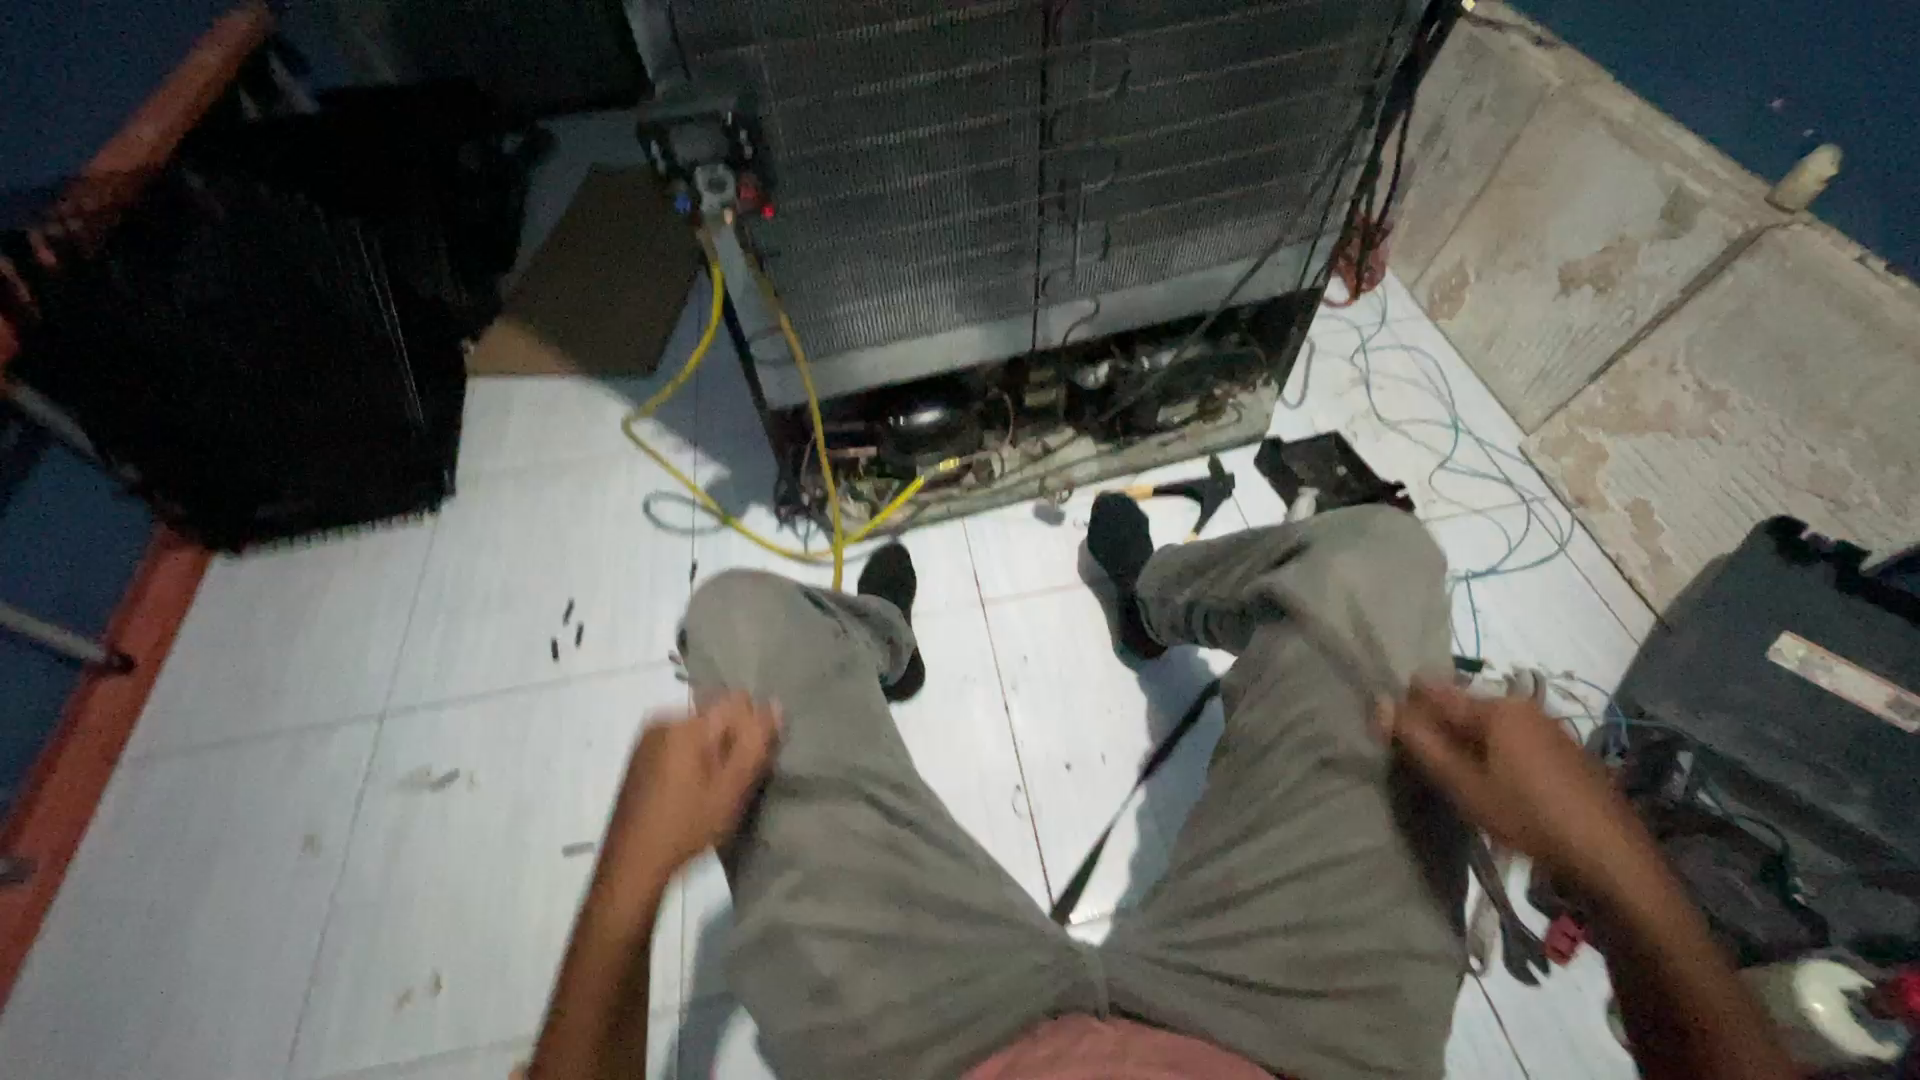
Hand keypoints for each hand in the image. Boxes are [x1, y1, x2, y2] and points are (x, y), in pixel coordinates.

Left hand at [603, 692, 782, 881]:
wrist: (632, 865)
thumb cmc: (687, 827)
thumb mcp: (732, 788)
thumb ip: (756, 742)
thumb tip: (775, 704)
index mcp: (687, 724)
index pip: (738, 702)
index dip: (752, 729)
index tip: (751, 762)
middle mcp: (664, 720)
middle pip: (717, 714)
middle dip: (731, 740)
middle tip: (730, 782)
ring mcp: (647, 738)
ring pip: (699, 729)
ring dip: (711, 750)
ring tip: (708, 790)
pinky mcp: (639, 756)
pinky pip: (679, 742)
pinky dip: (691, 757)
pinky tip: (688, 791)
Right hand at [1383, 678, 1660, 895]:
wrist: (1613, 860)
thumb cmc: (1529, 817)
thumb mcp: (1464, 784)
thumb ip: (1419, 741)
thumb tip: (1380, 703)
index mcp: (1497, 708)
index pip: (1432, 691)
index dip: (1405, 710)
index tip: (1389, 737)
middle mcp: (1523, 707)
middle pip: (1461, 706)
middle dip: (1436, 729)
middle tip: (1425, 767)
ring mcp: (1548, 729)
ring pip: (1486, 726)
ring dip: (1463, 744)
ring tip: (1455, 780)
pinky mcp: (1564, 752)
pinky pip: (1511, 740)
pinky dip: (1491, 754)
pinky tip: (1493, 786)